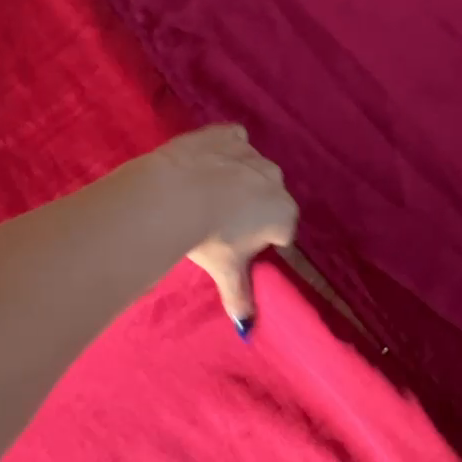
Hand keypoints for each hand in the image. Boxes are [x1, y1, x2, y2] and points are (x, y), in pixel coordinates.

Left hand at [151, 124, 297, 333]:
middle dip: (251, 207)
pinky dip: (224, 148)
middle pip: (268, 196)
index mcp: (283, 212)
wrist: (177, 193)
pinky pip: (234, 139)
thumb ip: (240, 296)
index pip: (281, 231)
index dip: (260, 239)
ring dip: (237, 178)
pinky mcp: (227, 133)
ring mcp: (251, 152)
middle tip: (221, 222)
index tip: (238, 245)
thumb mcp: (226, 269)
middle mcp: (275, 179)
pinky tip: (206, 161)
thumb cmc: (210, 236)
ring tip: (206, 193)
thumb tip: (246, 328)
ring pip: (251, 168)